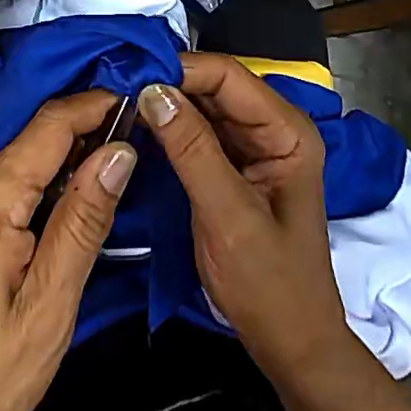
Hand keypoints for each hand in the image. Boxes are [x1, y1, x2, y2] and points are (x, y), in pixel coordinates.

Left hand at [0, 92, 136, 410]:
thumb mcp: (50, 303)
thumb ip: (86, 219)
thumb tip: (121, 152)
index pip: (56, 121)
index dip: (104, 104)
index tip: (146, 108)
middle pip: (46, 129)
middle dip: (98, 127)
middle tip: (143, 144)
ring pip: (37, 148)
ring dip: (81, 151)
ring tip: (122, 171)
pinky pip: (22, 170)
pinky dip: (59, 172)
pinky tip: (83, 196)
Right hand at [135, 54, 343, 372]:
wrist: (291, 340)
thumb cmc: (269, 283)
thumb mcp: (228, 216)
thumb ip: (192, 150)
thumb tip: (154, 91)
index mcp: (289, 130)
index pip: (232, 78)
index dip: (183, 70)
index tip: (132, 75)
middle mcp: (276, 127)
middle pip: (220, 89)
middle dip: (172, 85)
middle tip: (119, 89)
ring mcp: (258, 147)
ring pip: (209, 109)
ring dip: (170, 106)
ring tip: (122, 104)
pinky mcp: (239, 167)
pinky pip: (204, 136)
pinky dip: (176, 131)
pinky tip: (144, 129)